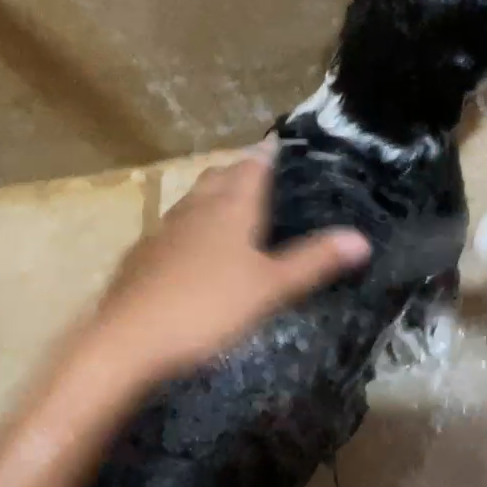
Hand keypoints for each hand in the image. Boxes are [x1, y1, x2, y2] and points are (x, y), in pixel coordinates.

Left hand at [90, 142, 370, 379]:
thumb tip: (361, 238)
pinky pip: (172, 230)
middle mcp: (196, 209)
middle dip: (239, 170)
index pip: (252, 166)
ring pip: (193, 201)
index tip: (278, 142)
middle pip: (219, 177)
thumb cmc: (206, 308)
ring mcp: (163, 232)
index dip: (267, 153)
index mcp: (230, 207)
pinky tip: (190, 251)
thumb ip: (314, 261)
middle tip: (258, 171)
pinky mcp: (141, 259)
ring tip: (229, 204)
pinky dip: (189, 228)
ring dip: (212, 195)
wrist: (125, 343)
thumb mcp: (270, 288)